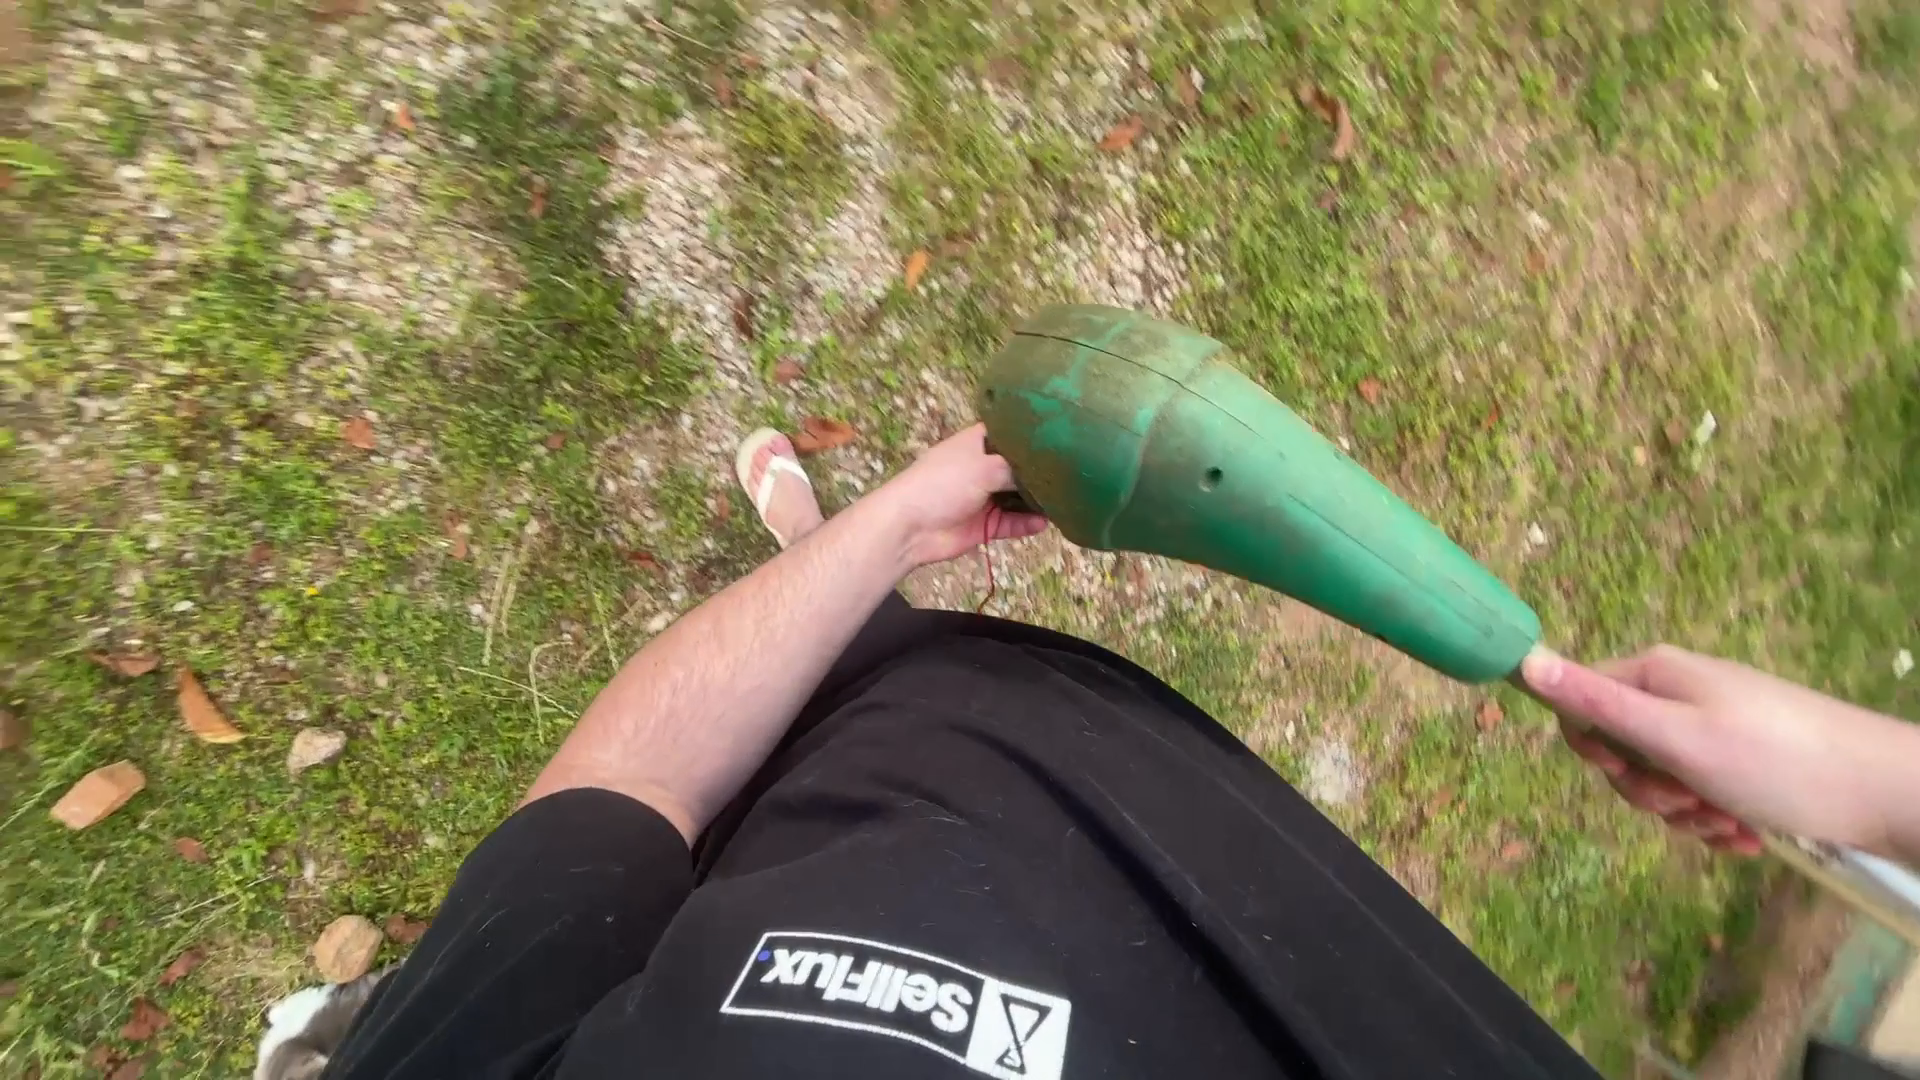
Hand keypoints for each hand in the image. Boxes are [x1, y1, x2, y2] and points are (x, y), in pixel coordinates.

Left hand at [865, 423, 1048, 567]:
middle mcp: (982, 467)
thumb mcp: (984, 466)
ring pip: (1017, 498)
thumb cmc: (942, 484)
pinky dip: (1027, 524)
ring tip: (1066, 500)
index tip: (1062, 433)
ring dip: (1037, 501)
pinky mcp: (984, 525)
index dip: (1031, 433)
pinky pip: (1011, 523)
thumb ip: (1017, 468)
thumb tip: (1045, 472)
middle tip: (1072, 472)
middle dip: (1040, 472)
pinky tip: (1045, 523)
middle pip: (1018, 467)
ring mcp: (983, 497)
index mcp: (977, 443)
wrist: (910, 527)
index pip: (1009, 432)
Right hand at [1521, 646, 1919, 858]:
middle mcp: (1677, 690)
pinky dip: (1711, 814)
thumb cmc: (1779, 763)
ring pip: (1656, 772)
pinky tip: (1743, 834)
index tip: (1628, 770)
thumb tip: (1521, 660)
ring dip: (1680, 808)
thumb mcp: (1673, 737)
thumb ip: (1595, 702)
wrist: (1908, 799)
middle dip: (1643, 786)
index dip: (1592, 746)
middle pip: (1618, 744)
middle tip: (1684, 804)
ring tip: (1726, 826)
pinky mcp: (1745, 755)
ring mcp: (1713, 722)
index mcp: (1653, 673)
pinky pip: (1697, 785)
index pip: (1579, 703)